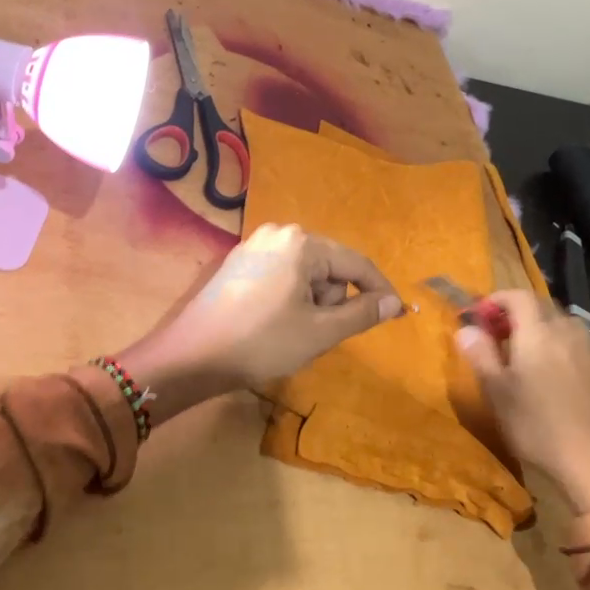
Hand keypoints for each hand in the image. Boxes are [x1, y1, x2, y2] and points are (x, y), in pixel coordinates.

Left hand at [119, 225, 402, 413]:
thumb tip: (392, 302)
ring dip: (310, 303)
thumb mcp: (319, 332)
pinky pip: (281, 276)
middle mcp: (278, 233)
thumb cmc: (262, 342)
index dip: (380, 290)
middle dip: (332, 300)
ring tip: (291, 332)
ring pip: (305, 274)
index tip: (397, 313)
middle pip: (330, 266)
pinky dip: (289, 299)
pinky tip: (272, 325)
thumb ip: (361, 314)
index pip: (357, 263)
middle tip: (316, 333)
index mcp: (302, 243)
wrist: (192, 356)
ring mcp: (254, 246)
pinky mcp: (237, 264)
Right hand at [453, 290, 589, 513]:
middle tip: (499, 335)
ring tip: (530, 354)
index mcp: (538, 332)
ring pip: (566, 326)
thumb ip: (480, 355)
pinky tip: (566, 373)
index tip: (480, 316)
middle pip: (543, 307)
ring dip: (546, 330)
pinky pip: (585, 351)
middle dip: (519, 314)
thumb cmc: (534, 425)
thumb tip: (465, 329)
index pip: (518, 296)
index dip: (497, 299)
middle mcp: (568, 333)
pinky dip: (569, 352)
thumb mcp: (496, 391)